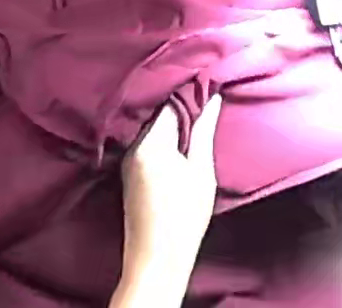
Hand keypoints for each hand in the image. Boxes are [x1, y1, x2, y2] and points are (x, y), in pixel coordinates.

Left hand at [113, 95, 222, 307]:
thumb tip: (212, 97)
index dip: (192, 89)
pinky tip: (183, 134)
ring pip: (155, 126)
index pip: (172, 102)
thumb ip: (203, 130)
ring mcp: (129, 162)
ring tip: (199, 110)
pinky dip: (166, 132)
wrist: (156, 263)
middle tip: (208, 91)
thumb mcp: (201, 169)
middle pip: (160, 112)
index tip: (211, 78)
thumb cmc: (183, 217)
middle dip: (184, 102)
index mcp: (150, 144)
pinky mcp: (131, 173)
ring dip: (175, 117)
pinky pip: (150, 140)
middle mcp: (133, 148)